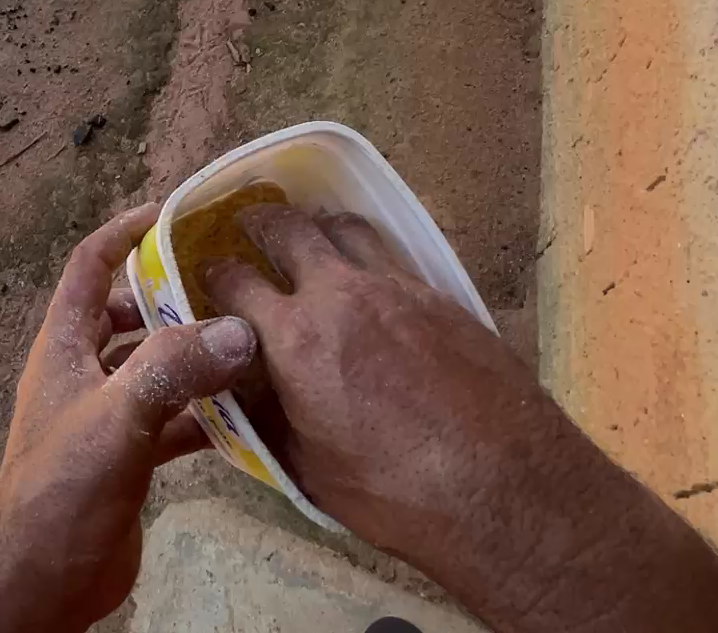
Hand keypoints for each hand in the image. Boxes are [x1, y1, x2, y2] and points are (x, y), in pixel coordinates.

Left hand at [0, 203, 256, 632]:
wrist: (39, 582)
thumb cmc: (62, 489)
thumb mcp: (114, 419)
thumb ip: (170, 371)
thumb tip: (236, 327)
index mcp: (63, 344)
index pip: (88, 264)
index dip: (123, 232)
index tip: (170, 211)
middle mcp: (81, 368)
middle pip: (125, 311)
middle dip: (169, 294)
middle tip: (227, 281)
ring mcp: (104, 412)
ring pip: (152, 365)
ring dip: (192, 354)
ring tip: (247, 340)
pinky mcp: (126, 453)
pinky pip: (169, 416)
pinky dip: (202, 411)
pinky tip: (246, 413)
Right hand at [205, 205, 717, 632]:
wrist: (512, 497)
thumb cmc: (395, 493)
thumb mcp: (305, 466)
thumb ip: (263, 413)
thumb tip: (238, 385)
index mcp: (293, 337)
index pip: (233, 278)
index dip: (211, 269)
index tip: (205, 269)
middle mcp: (338, 294)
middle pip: (286, 227)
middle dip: (257, 220)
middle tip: (248, 223)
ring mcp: (394, 288)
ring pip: (343, 225)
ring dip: (316, 224)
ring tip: (309, 232)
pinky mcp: (439, 295)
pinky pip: (391, 252)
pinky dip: (364, 249)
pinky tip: (367, 272)